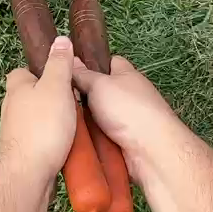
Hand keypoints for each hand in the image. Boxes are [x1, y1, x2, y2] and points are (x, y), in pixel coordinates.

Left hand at [0, 36, 79, 186]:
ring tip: (76, 125)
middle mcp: (11, 107)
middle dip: (52, 98)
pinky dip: (53, 140)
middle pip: (33, 95)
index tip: (63, 78)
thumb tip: (61, 39)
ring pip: (38, 118)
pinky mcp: (22, 152)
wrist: (28, 175)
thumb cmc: (43, 126)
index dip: (43, 72)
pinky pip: (40, 139)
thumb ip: (59, 63)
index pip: (25, 71)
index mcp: (16, 87)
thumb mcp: (56, 87)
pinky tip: (68, 145)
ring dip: (55, 121)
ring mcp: (15, 131)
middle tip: (75, 102)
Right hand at [70, 55, 193, 183]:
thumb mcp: (100, 84)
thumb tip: (73, 62)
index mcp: (127, 75)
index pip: (109, 62)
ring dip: (84, 119)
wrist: (150, 150)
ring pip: (98, 115)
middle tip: (62, 99)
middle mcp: (128, 95)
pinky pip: (102, 135)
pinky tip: (74, 138)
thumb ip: (84, 74)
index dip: (91, 64)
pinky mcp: (124, 140)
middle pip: (101, 91)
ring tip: (62, 119)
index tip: (71, 70)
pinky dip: (91, 137)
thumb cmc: (128, 108)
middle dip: (83, 96)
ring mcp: (127, 119)